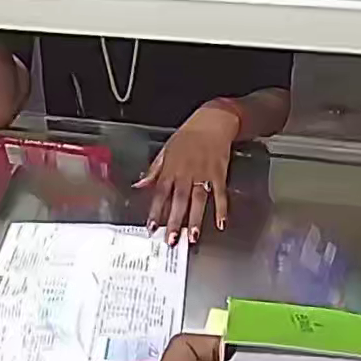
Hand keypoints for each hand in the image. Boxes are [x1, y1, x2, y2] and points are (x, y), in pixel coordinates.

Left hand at [136, 101, 239, 244]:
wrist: (212, 121)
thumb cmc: (188, 136)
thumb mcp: (166, 151)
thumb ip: (153, 171)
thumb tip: (139, 185)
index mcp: (171, 169)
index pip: (160, 193)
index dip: (155, 211)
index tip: (151, 227)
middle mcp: (186, 173)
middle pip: (179, 200)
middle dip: (175, 221)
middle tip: (172, 239)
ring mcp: (203, 174)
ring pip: (198, 200)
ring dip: (196, 219)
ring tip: (193, 236)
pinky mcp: (219, 174)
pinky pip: (220, 194)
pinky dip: (221, 209)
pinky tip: (220, 223)